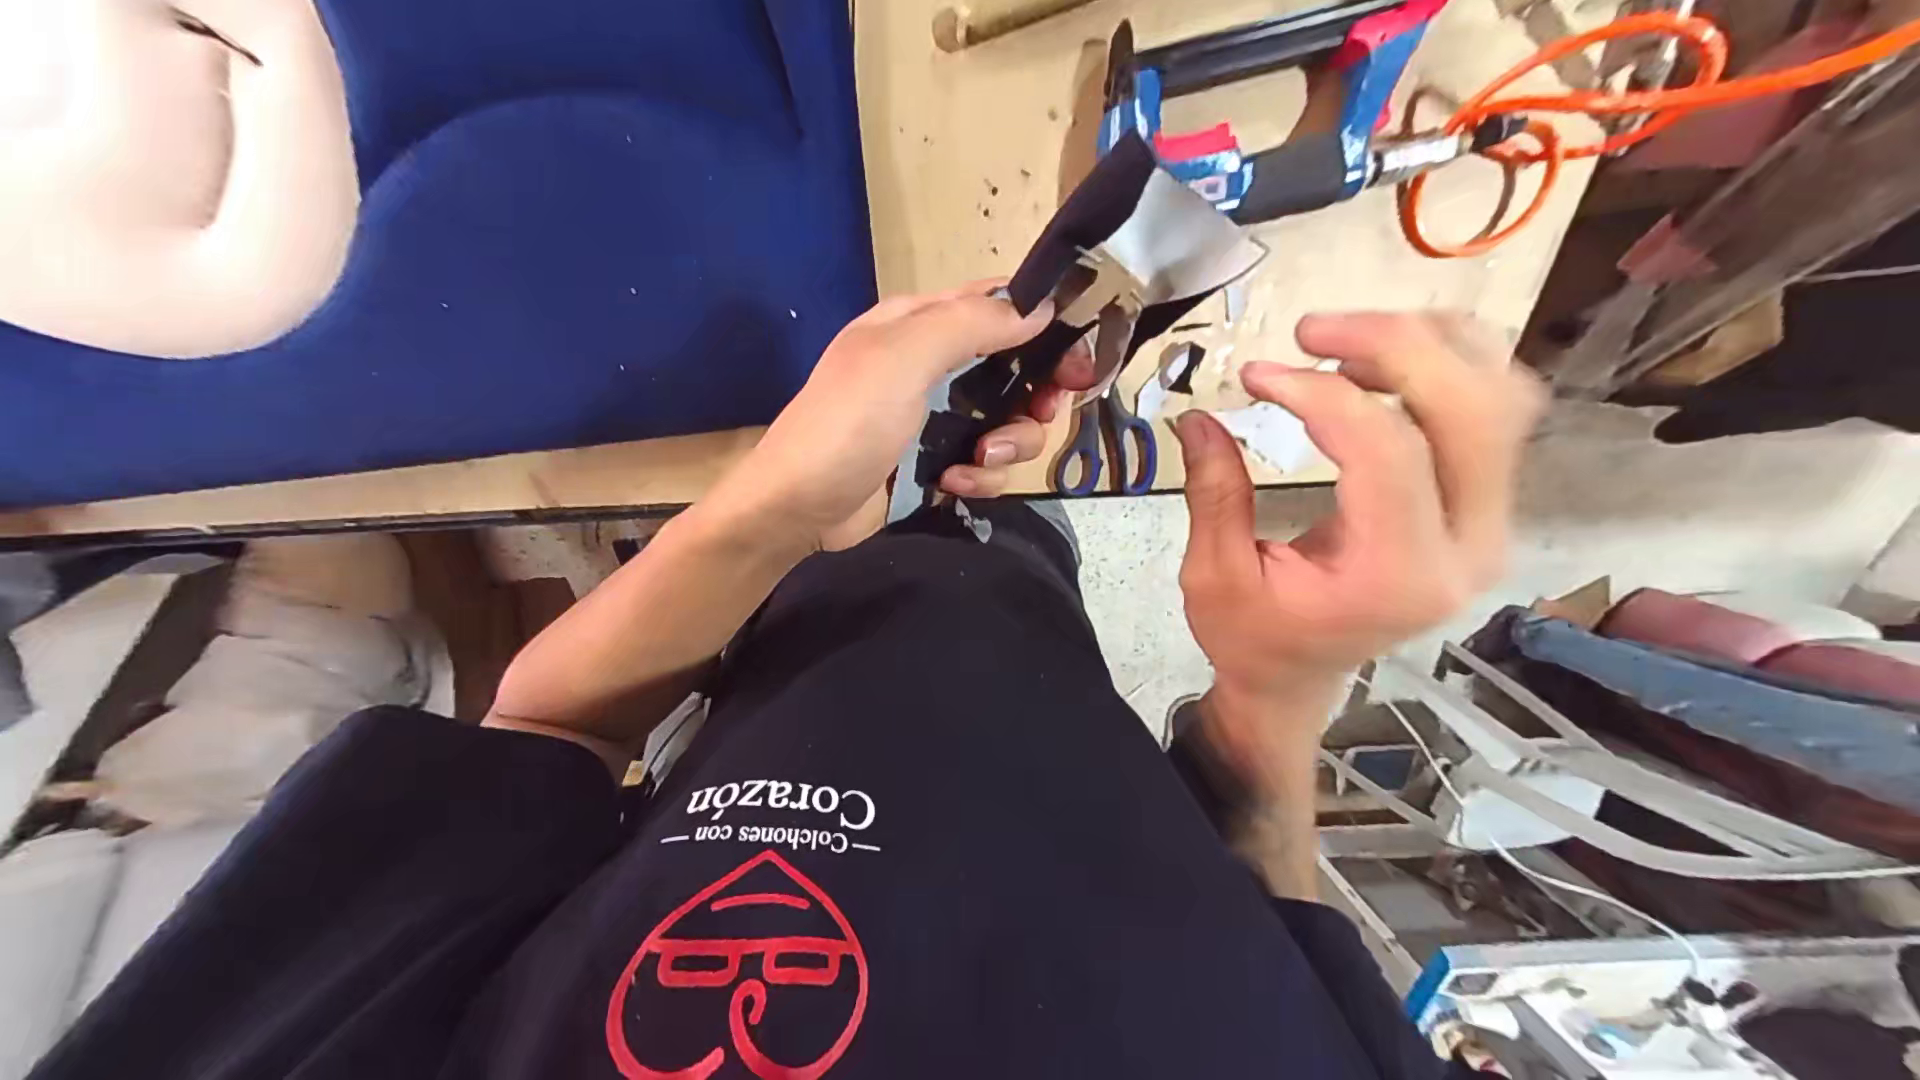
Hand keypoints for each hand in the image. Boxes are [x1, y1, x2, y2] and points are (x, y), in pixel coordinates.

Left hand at [703, 282, 1094, 549]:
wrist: (798, 510)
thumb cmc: (846, 424)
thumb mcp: (903, 359)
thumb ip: (971, 325)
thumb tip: (1040, 306)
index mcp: (920, 325)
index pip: (996, 305)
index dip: (1042, 323)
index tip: (1076, 356)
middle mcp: (934, 368)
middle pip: (1015, 371)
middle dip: (1034, 395)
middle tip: (1043, 412)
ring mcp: (936, 420)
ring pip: (1008, 423)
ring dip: (1007, 445)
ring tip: (978, 460)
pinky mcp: (937, 465)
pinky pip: (985, 465)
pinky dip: (978, 476)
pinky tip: (951, 485)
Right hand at [1175, 312, 1544, 708]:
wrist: (1298, 679)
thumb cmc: (1252, 639)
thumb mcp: (1214, 576)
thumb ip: (1214, 493)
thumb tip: (1196, 418)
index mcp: (1396, 574)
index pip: (1386, 451)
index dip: (1321, 394)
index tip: (1255, 376)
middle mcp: (1466, 547)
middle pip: (1471, 409)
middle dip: (1393, 346)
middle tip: (1308, 330)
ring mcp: (1486, 525)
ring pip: (1499, 400)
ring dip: (1426, 348)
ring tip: (1341, 339)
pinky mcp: (1480, 509)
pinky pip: (1490, 417)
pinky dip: (1443, 370)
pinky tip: (1381, 363)